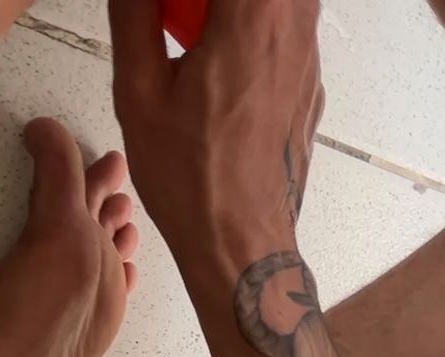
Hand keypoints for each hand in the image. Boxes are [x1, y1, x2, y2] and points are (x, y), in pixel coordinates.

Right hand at [108, 0, 322, 290]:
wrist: (240, 245)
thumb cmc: (195, 185)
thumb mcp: (139, 94)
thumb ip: (134, 13)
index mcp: (252, 14)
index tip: (163, 14)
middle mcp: (294, 24)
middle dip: (201, 7)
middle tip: (174, 27)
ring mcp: (309, 56)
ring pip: (271, 4)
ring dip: (229, 17)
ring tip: (193, 52)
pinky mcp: (310, 85)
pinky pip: (283, 34)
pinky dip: (250, 38)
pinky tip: (218, 81)